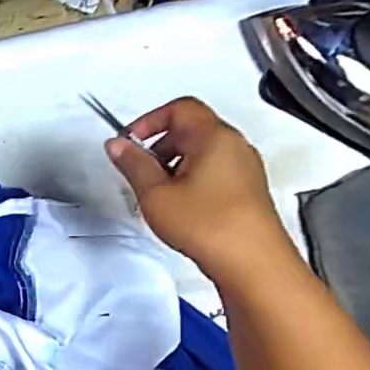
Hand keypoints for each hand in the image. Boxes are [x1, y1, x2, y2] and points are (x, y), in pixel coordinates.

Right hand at [104, 97, 294, 281]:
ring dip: (172, 164)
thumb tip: (118, 145)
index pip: (180, 108)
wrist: (251, 261)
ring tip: (156, 192)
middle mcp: (234, 146)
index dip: (149, 120)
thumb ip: (133, 164)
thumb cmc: (211, 226)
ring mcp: (244, 167)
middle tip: (138, 168)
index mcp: (214, 137)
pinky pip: (213, 170)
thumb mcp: (155, 194)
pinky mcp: (246, 188)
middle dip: (158, 145)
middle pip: (190, 128)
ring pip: (201, 151)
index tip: (130, 141)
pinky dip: (189, 178)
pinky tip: (177, 205)